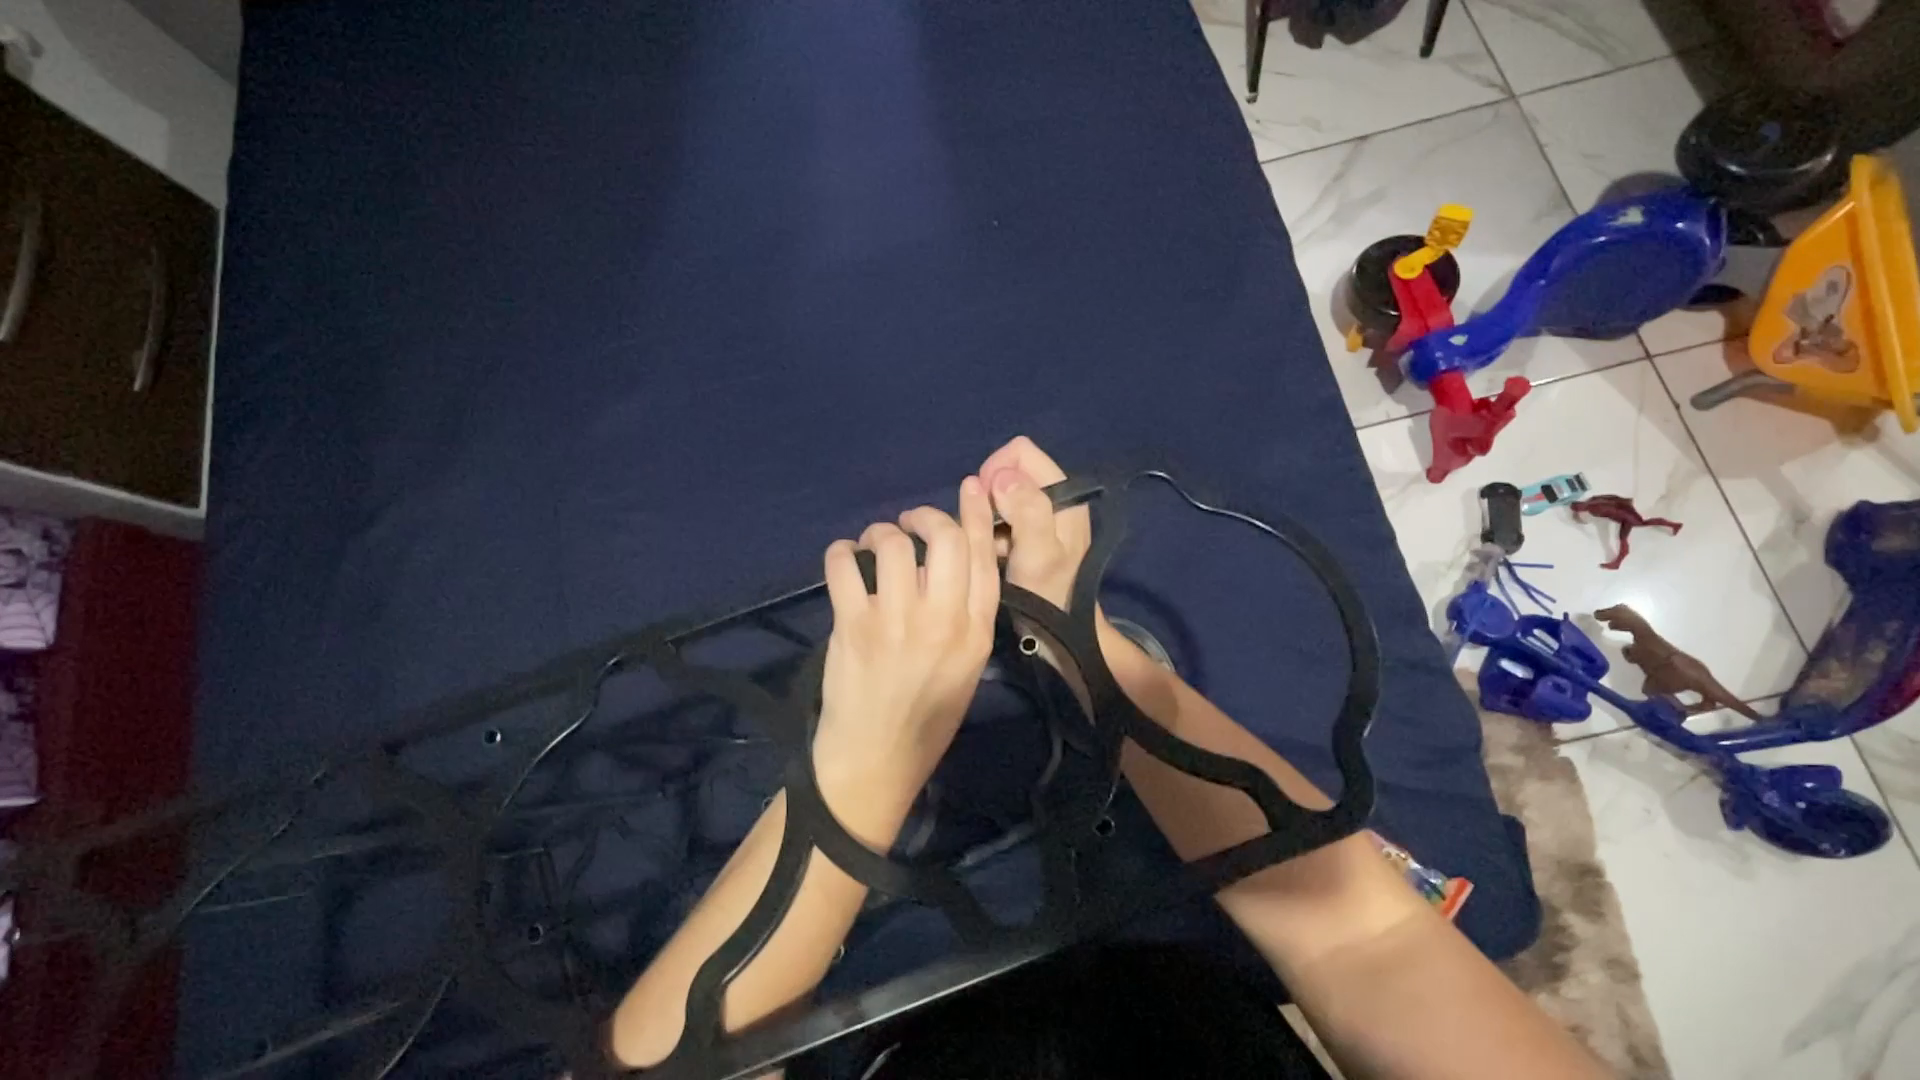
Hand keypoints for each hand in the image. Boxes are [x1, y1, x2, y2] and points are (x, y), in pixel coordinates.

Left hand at [814, 478, 999, 804]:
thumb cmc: (926, 718)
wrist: (877, 759)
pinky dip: (842, 553)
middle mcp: (944, 621)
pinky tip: (844, 558)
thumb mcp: (966, 667)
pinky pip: (846, 566)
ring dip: (881, 533)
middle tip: (909, 521)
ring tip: (873, 544)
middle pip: (944, 539)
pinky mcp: (853, 627)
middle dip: (926, 516)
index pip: (983, 558)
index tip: (970, 487)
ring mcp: (896, 622)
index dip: (976, 515)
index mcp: (977, 632)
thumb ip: (965, 615)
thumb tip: (948, 564)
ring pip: (894, 545)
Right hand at [977, 436, 1090, 609]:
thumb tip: (1000, 476)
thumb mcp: (1039, 553)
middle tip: (987, 530)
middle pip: (1008, 471)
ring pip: (1000, 494)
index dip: (996, 470)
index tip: (984, 503)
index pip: (1021, 452)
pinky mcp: (1027, 534)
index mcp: (1064, 493)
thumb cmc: (1050, 593)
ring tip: (992, 546)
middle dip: (989, 494)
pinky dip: (991, 529)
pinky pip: (999, 516)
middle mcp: (1053, 497)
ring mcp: (1040, 516)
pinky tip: (995, 554)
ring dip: (988, 514)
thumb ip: (1026, 510)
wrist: (1058, 634)